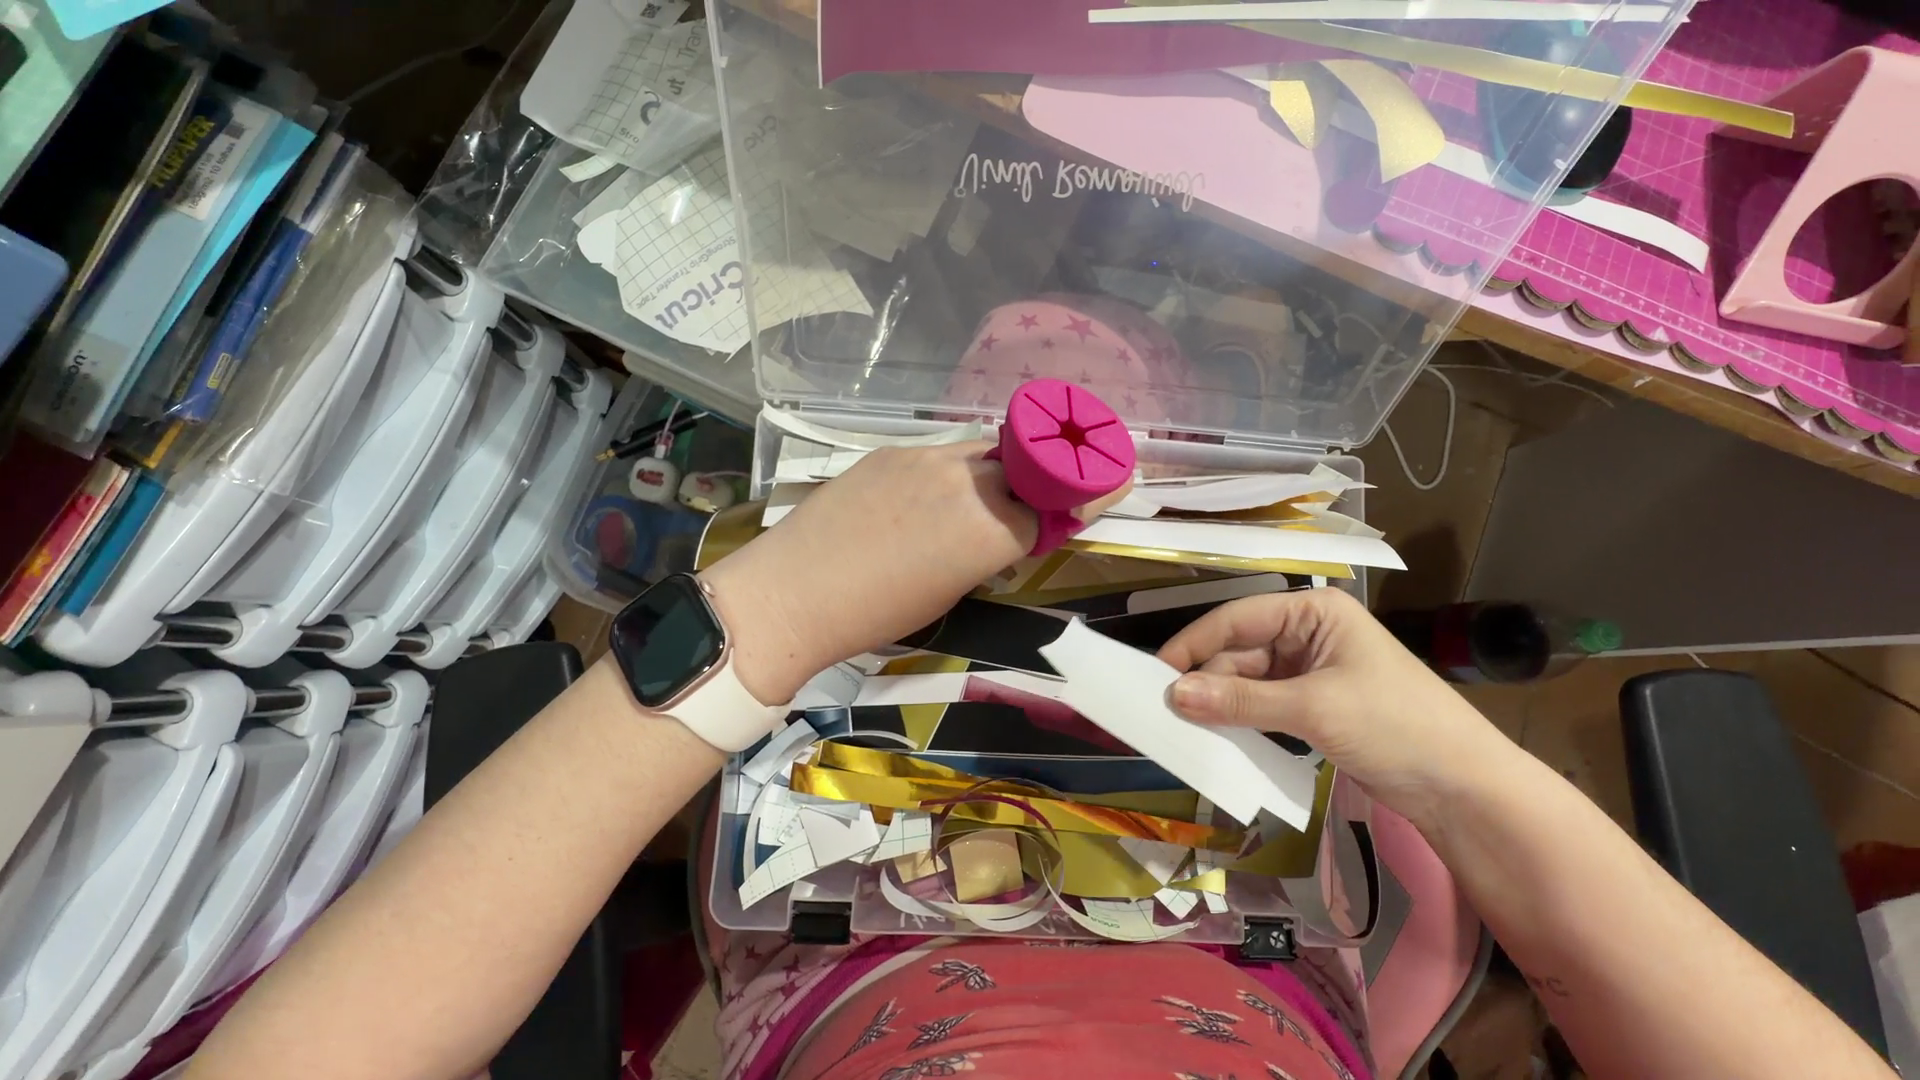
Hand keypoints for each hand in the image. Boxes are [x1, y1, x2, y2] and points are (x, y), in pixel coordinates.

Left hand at [700, 442, 1127, 704]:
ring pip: (984, 452)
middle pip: (1028, 463)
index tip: (1121, 472)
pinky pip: (942, 452)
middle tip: (1058, 476)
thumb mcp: (950, 593)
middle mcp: (967, 483)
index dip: (1092, 488)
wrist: (792, 593)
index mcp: (990, 531)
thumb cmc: (876, 616)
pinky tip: (935, 492)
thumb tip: (1010, 532)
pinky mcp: (890, 451)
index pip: (1058, 501)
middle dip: (1049, 470)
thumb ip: (990, 552)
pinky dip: (956, 469)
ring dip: (1001, 466)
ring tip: (992, 487)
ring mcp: (925, 459)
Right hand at [1158, 587, 1505, 827]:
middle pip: (1238, 651)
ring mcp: (1311, 672)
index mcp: (1314, 613)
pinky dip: (1241, 721)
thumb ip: (1240, 701)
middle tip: (1166, 713)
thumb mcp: (1313, 709)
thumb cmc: (1394, 726)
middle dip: (1206, 681)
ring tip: (1185, 729)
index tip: (1154, 674)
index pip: (1238, 619)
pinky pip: (1262, 706)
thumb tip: (1172, 694)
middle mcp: (1308, 634)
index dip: (1194, 644)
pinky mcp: (1313, 707)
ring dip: (1220, 704)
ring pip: (1247, 681)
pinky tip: (1218, 738)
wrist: (1463, 787)